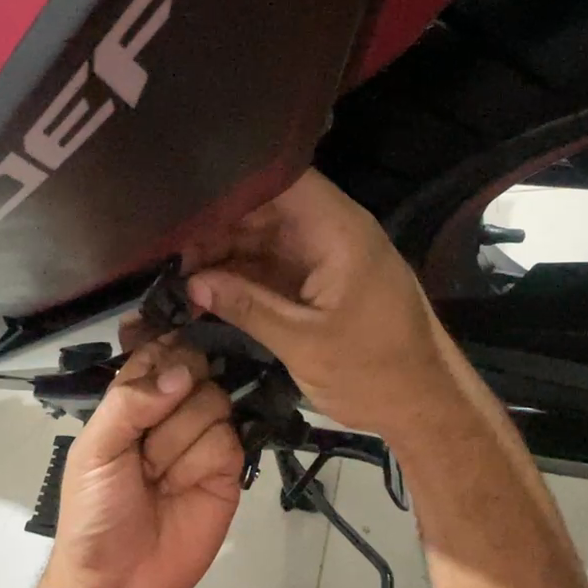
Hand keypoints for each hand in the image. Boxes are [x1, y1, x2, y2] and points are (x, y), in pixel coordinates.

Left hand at [44, 337, 243, 587]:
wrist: (118, 581)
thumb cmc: (94, 511)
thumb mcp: (94, 449)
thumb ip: (130, 401)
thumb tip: (181, 372)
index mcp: (135, 400)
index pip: (159, 352)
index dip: (164, 352)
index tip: (163, 360)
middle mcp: (174, 411)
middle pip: (195, 368)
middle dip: (172, 398)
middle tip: (148, 434)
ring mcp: (204, 437)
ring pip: (214, 401)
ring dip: (178, 440)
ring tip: (156, 476)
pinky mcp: (230, 467)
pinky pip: (229, 439)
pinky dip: (200, 462)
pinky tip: (181, 487)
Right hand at [186, 169, 455, 435]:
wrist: (424, 407)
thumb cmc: (375, 372)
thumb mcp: (305, 342)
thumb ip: (247, 306)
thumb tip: (190, 284)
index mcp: (338, 230)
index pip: (281, 180)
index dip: (232, 182)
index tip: (182, 197)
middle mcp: (329, 232)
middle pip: (264, 207)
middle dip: (216, 223)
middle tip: (164, 247)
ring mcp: (321, 257)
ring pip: (261, 237)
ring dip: (221, 252)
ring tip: (173, 270)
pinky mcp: (316, 283)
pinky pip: (269, 266)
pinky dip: (238, 276)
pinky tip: (200, 287)